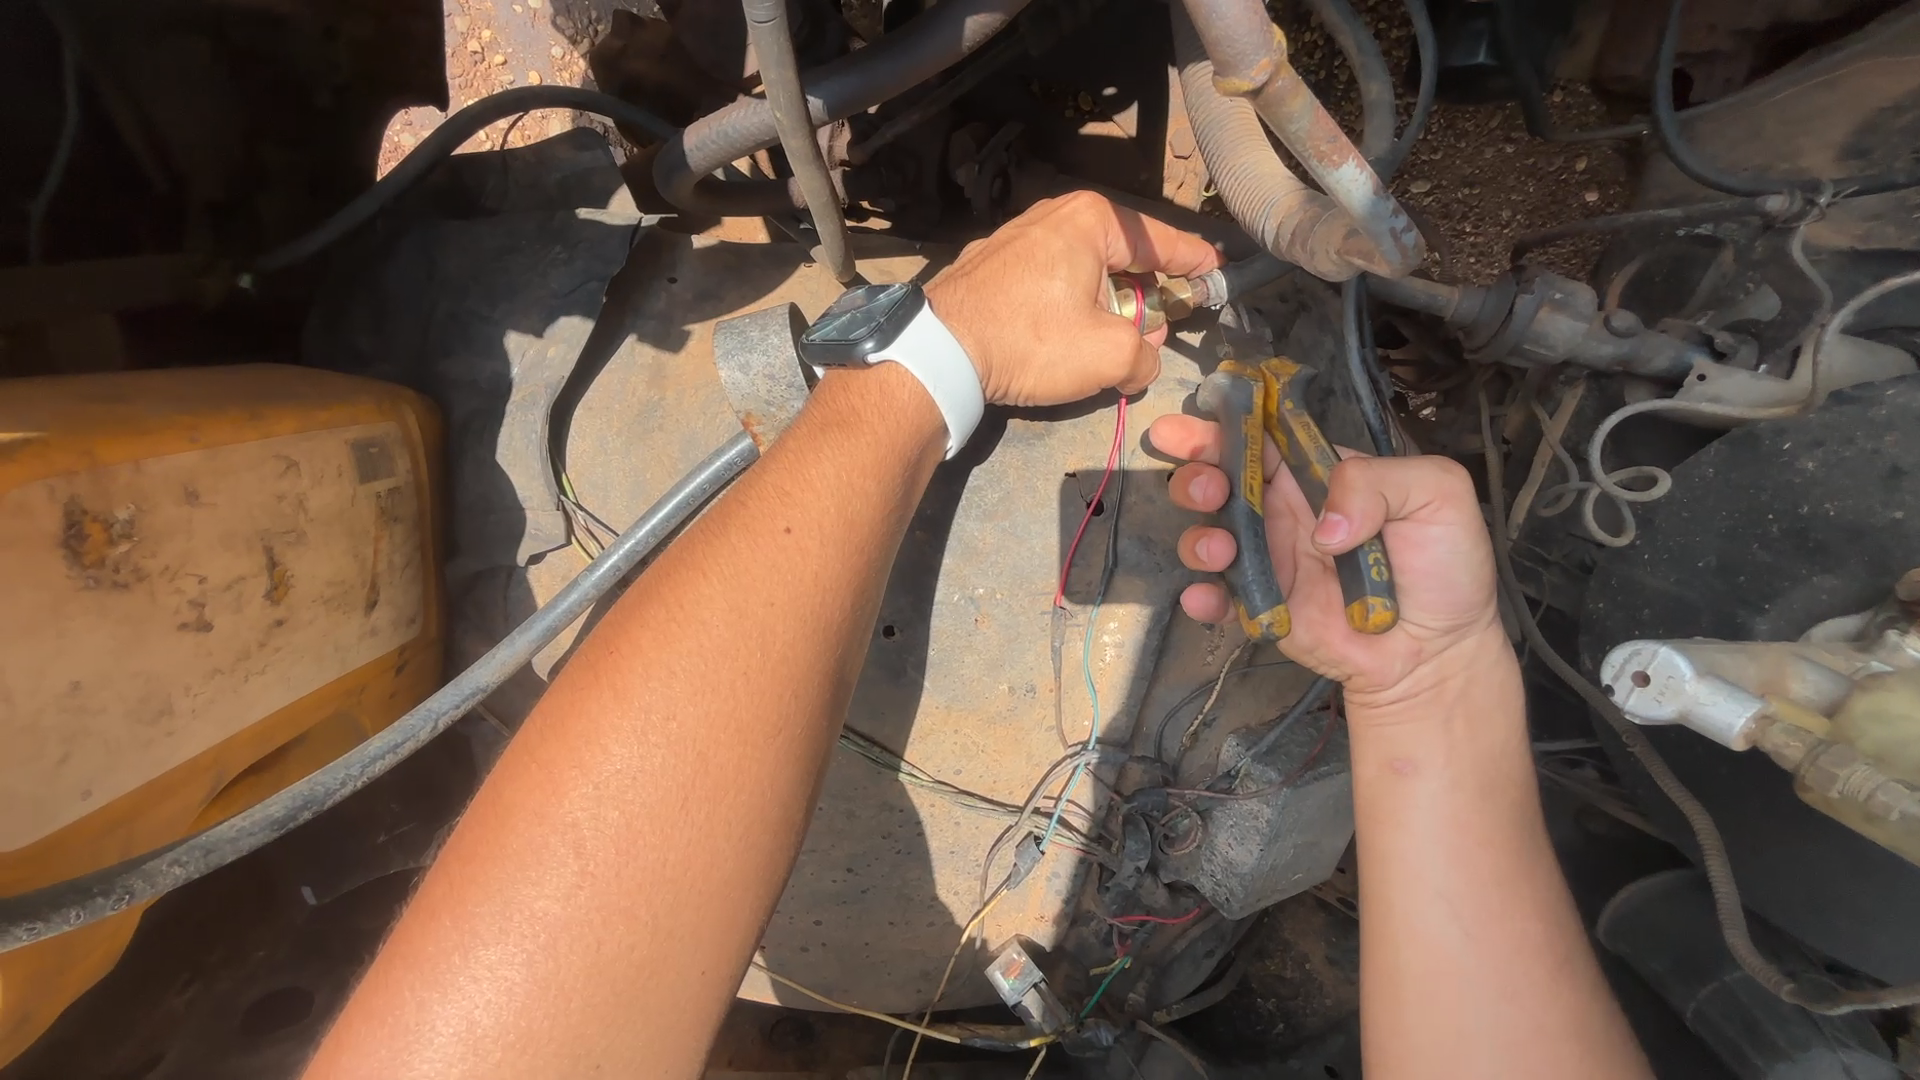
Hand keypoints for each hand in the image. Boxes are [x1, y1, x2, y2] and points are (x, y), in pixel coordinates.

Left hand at [926, 191, 1220, 406]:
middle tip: (1151, 334)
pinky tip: (1055, 339)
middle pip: (1121, 260)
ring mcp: (1015, 239)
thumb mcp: (1108, 356)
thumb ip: (1145, 357)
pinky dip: (1062, 309)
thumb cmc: (1031, 342)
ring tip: (1099, 348)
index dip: (1195, 263)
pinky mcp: (989, 267)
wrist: (939, 353)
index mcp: (1092, 220)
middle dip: (1142, 299)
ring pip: (1081, 274)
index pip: (1162, 242)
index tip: (1217, 273)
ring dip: (1100, 310)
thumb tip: (1143, 363)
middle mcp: (1053, 216)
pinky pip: (1046, 284)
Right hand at [1146, 415, 1507, 710]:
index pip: (1258, 440)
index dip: (1219, 428)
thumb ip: (1378, 482)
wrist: (1436, 650)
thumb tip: (1322, 528)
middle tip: (1207, 489)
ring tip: (1222, 550)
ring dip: (1198, 538)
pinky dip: (1199, 597)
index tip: (1187, 429)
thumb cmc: (1442, 565)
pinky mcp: (1258, 608)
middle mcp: (1278, 513)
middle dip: (1193, 478)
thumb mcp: (1436, 495)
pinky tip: (1206, 599)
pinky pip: (1214, 600)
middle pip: (1215, 482)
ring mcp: (1264, 562)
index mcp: (1311, 477)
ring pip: (1204, 537)